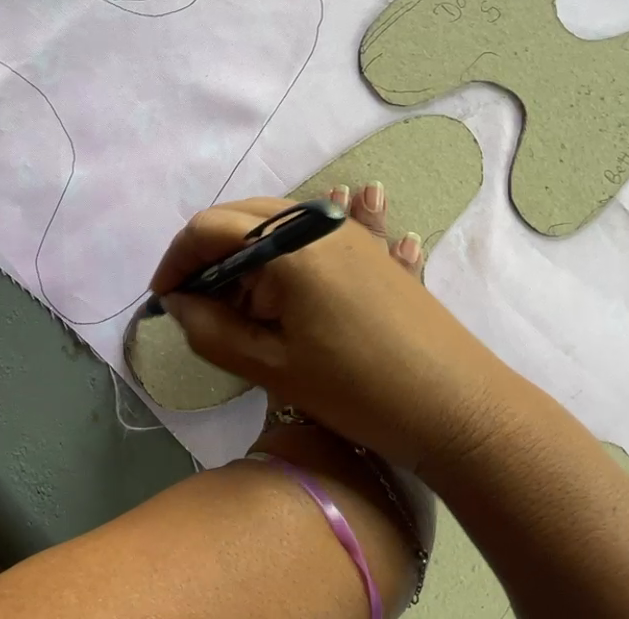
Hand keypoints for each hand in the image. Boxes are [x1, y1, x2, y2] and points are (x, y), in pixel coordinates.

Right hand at [151, 185, 513, 471]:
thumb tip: (176, 303)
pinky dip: (279, 252)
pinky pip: (307, 232)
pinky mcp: (369, 248)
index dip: (176, 260)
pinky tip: (280, 286)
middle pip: (237, 217)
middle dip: (207, 254)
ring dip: (243, 253)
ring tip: (240, 305)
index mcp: (286, 244)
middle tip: (198, 303)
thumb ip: (209, 329)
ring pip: (271, 222)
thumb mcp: (271, 367)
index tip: (165, 299)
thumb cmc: (359, 391)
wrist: (463, 411)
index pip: (207, 229)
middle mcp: (315, 222)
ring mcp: (347, 231)